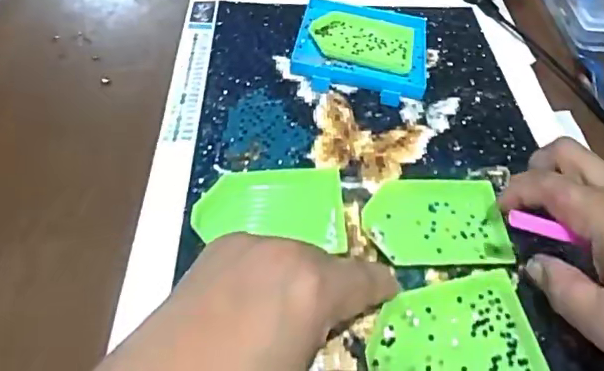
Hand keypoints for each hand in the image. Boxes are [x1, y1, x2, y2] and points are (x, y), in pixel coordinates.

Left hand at [99, 234, 396, 370]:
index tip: (390, 294)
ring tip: (283, 324)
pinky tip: (248, 312)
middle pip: (325, 265)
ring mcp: (244, 244)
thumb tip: (331, 332)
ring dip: (295, 283)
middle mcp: (283, 250)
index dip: (381, 288)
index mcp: (311, 284)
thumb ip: (325, 344)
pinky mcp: (213, 250)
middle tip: (328, 329)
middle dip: (331, 292)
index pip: (364, 278)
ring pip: (289, 257)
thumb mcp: (300, 369)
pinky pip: (256, 258)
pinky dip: (263, 277)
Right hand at [499, 139, 603, 370]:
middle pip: (570, 152)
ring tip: (563, 228)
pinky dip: (597, 196)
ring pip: (597, 167)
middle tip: (527, 204)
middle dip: (539, 166)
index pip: (547, 184)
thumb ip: (561, 287)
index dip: (516, 191)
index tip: (498, 208)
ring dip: (569, 182)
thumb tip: (535, 262)